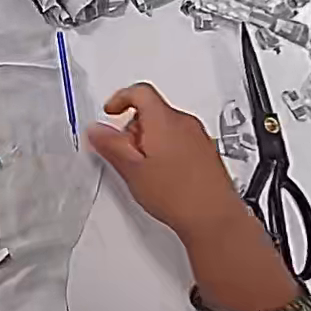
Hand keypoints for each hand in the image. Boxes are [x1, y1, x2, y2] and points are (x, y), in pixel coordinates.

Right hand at [85, 82, 253, 244]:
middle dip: (133, 128)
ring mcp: (199, 137)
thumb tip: (96, 130)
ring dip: (150, 140)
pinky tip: (162, 176)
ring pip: (166, 126)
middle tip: (125, 152)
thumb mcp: (132, 170)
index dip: (120, 98)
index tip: (111, 111)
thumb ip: (110, 145)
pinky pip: (181, 140)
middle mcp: (185, 123)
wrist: (213, 218)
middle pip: (152, 110)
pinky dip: (167, 150)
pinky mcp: (207, 152)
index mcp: (164, 120)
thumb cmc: (178, 195)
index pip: (139, 92)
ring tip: (144, 170)